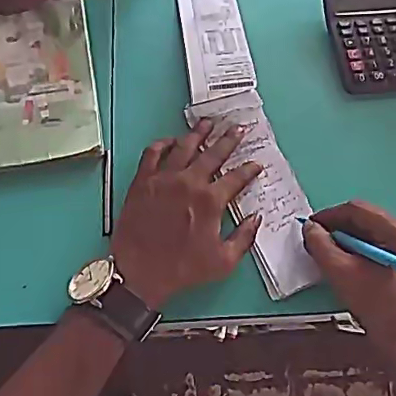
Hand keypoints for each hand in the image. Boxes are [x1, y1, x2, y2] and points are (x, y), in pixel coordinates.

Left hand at [110, 119, 263, 310]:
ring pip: (185, 146)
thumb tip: (255, 219)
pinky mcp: (143, 181)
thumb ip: (244, 237)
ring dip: (199, 133)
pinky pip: (153, 153)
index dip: (250, 169)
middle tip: (238, 129)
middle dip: (230, 139)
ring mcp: (164, 179)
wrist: (139, 272)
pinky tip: (170, 141)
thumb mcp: (223, 261)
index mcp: (210, 201)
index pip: (237, 177)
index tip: (256, 165)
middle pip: (214, 153)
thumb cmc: (181, 268)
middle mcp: (189, 183)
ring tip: (208, 123)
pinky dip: (163, 144)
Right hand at [303, 202, 395, 351]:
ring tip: (326, 249)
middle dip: (337, 226)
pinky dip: (356, 245)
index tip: (310, 227)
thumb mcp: (341, 273)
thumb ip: (322, 245)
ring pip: (368, 227)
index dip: (329, 216)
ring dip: (345, 235)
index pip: (357, 210)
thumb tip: (310, 227)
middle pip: (364, 217)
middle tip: (316, 239)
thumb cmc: (375, 304)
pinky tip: (343, 257)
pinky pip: (375, 239)